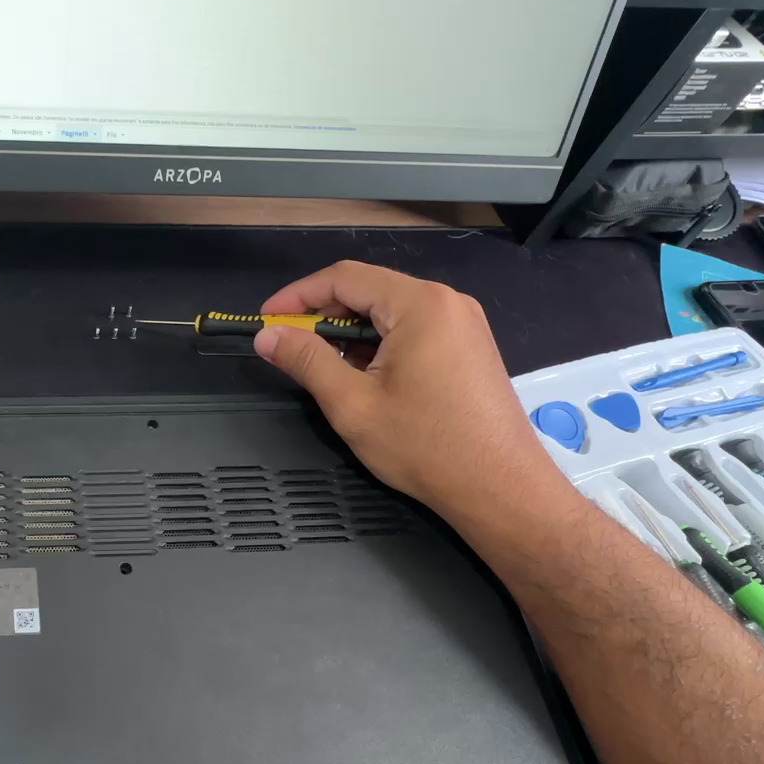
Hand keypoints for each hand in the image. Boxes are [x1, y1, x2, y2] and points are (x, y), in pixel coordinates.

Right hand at [253, 260, 571, 521]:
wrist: (498, 486)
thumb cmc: (423, 445)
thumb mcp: (351, 403)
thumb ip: (306, 361)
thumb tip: (266, 336)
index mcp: (419, 304)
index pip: (344, 277)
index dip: (297, 295)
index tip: (265, 321)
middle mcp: (446, 301)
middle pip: (368, 289)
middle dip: (321, 314)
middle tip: (288, 347)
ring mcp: (462, 323)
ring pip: (388, 311)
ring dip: (348, 332)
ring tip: (321, 366)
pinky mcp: (467, 347)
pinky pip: (411, 329)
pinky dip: (376, 344)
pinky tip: (360, 375)